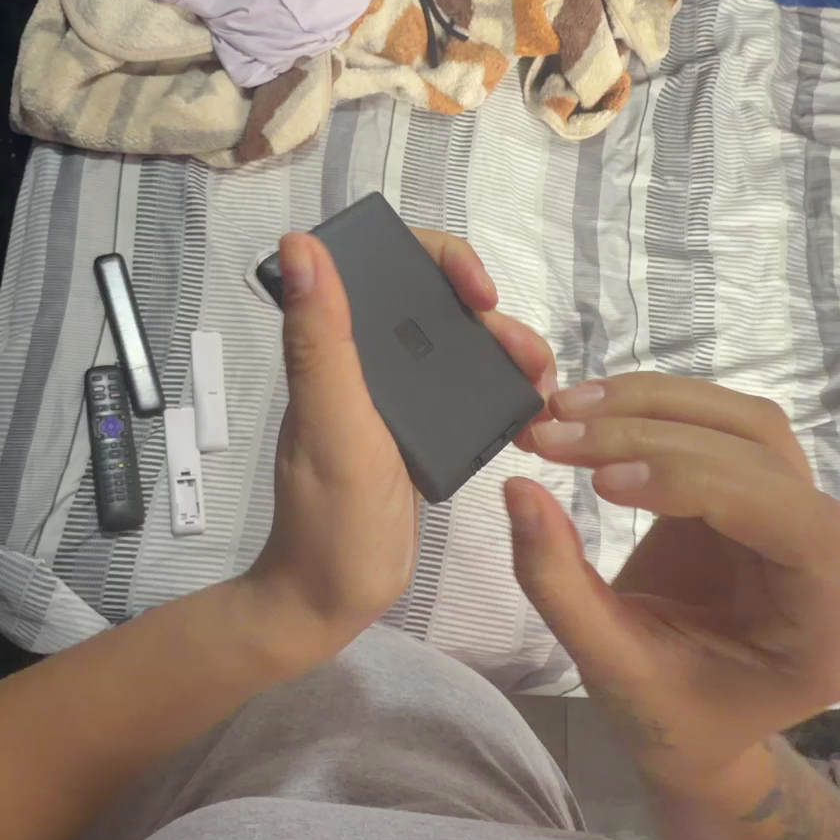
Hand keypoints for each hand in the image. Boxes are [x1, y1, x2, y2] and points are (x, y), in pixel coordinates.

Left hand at [243, 228, 557, 655]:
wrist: (336, 595)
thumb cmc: (330, 514)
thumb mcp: (330, 421)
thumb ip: (319, 337)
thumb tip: (298, 244)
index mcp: (335, 348)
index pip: (386, 266)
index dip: (438, 260)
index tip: (478, 294)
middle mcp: (361, 361)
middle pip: (432, 300)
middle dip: (487, 312)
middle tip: (525, 356)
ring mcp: (391, 397)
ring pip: (455, 344)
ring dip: (503, 348)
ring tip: (540, 384)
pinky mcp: (416, 431)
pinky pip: (462, 388)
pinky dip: (499, 385)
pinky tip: (529, 405)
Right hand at [503, 373, 839, 792]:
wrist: (692, 724)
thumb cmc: (665, 714)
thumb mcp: (604, 662)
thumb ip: (557, 580)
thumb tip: (518, 487)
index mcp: (831, 626)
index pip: (793, 522)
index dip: (700, 483)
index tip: (601, 484)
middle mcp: (836, 561)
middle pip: (762, 452)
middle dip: (650, 432)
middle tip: (552, 432)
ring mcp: (798, 519)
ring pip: (743, 422)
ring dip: (650, 403)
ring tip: (564, 409)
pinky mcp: (753, 494)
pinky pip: (714, 429)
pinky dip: (649, 411)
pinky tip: (591, 415)